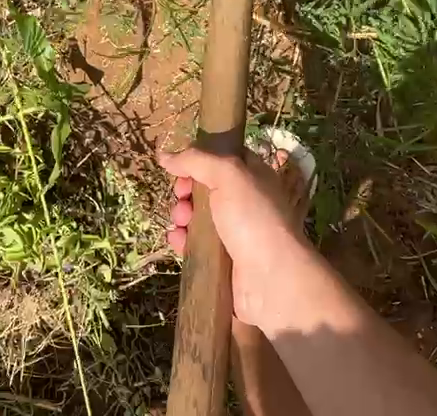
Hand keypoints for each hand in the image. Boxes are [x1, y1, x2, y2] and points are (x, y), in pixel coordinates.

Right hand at [161, 147, 325, 330]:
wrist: (272, 280)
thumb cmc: (253, 218)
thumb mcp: (227, 175)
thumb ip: (195, 160)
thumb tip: (165, 156)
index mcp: (252, 176)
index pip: (222, 157)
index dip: (199, 158)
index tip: (181, 165)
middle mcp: (244, 201)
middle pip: (204, 186)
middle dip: (186, 189)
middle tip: (181, 196)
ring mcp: (233, 231)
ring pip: (197, 215)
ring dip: (181, 214)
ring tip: (180, 221)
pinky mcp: (221, 258)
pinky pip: (195, 243)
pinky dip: (182, 239)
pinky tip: (177, 240)